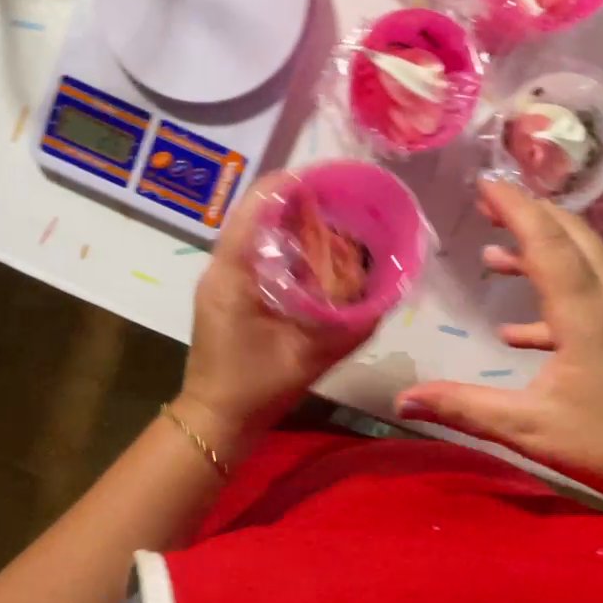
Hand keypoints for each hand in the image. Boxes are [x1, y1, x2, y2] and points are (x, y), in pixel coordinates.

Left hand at [177, 173, 375, 457]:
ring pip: (258, 234)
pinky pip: (257, 257)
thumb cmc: (254, 388)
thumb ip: (349, 324)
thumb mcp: (308, 356)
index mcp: (232, 272)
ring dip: (294, 226)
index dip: (296, 183)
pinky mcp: (227, 295)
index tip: (335, 180)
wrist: (214, 421)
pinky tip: (316, 264)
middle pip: (260, 213)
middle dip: (303, 204)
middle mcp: (221, 267)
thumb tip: (388, 293)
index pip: (259, 203)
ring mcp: (221, 280)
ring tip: (337, 229)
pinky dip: (286, 251)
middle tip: (347, 206)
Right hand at [394, 177, 602, 513]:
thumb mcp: (529, 428)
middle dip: (527, 215)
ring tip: (492, 253)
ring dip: (539, 249)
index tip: (484, 183)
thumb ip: (463, 408)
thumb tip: (401, 400)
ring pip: (581, 260)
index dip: (515, 209)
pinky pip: (586, 293)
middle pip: (570, 236)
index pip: (548, 243)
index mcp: (587, 314)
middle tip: (485, 203)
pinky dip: (550, 294)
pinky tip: (513, 328)